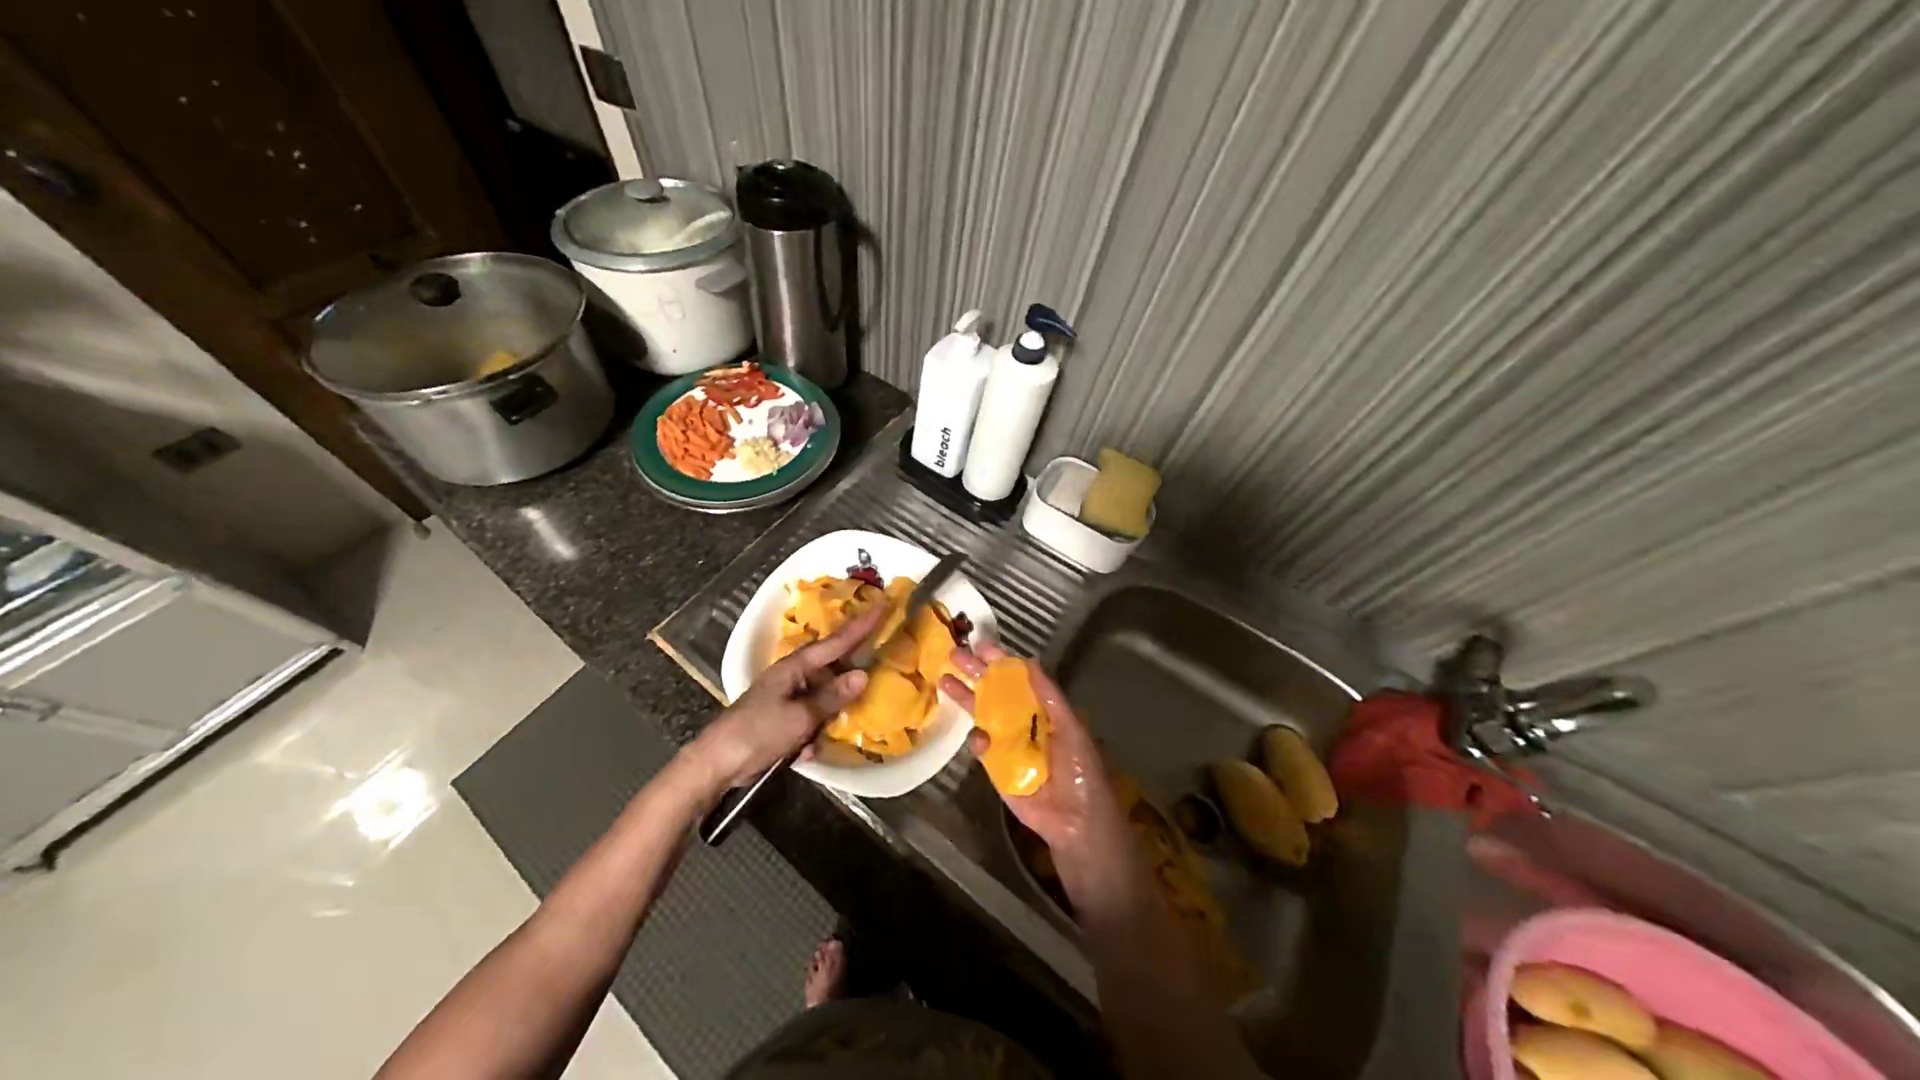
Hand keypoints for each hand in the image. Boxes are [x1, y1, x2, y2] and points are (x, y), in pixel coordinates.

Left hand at [691, 607, 881, 788]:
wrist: (717, 764)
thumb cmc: (757, 732)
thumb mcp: (799, 717)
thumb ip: (831, 697)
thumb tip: (862, 675)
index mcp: (794, 667)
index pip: (835, 643)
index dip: (860, 627)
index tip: (882, 606)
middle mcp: (792, 677)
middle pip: (832, 670)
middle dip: (847, 681)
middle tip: (874, 678)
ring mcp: (787, 698)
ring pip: (824, 699)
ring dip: (827, 718)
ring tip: (820, 735)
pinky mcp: (784, 719)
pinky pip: (811, 721)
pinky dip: (811, 736)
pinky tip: (802, 753)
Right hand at [939, 643, 1128, 859]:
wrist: (1075, 820)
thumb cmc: (1080, 770)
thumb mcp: (1070, 727)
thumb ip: (1049, 696)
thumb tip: (1028, 661)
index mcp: (1042, 709)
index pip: (1017, 680)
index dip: (1001, 662)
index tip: (982, 646)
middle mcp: (1022, 721)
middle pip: (994, 693)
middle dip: (976, 673)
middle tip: (955, 654)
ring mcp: (1006, 743)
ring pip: (981, 715)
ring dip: (965, 698)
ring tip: (945, 680)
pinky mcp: (995, 767)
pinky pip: (981, 748)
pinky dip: (977, 740)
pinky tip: (978, 736)